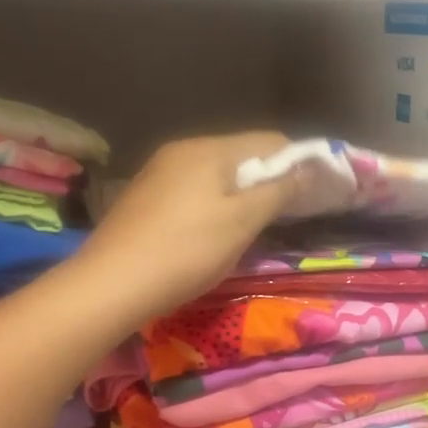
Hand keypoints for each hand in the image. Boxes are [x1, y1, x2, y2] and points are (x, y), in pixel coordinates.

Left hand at [73, 131, 297, 319]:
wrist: (109, 286)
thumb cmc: (185, 251)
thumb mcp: (242, 222)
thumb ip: (278, 191)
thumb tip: (307, 170)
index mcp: (208, 149)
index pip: (269, 141)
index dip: (299, 162)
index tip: (318, 192)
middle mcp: (182, 151)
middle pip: (242, 156)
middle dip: (269, 180)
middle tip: (289, 215)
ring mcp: (159, 173)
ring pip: (217, 175)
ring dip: (242, 196)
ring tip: (254, 229)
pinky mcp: (145, 198)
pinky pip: (194, 191)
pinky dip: (215, 206)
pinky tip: (214, 236)